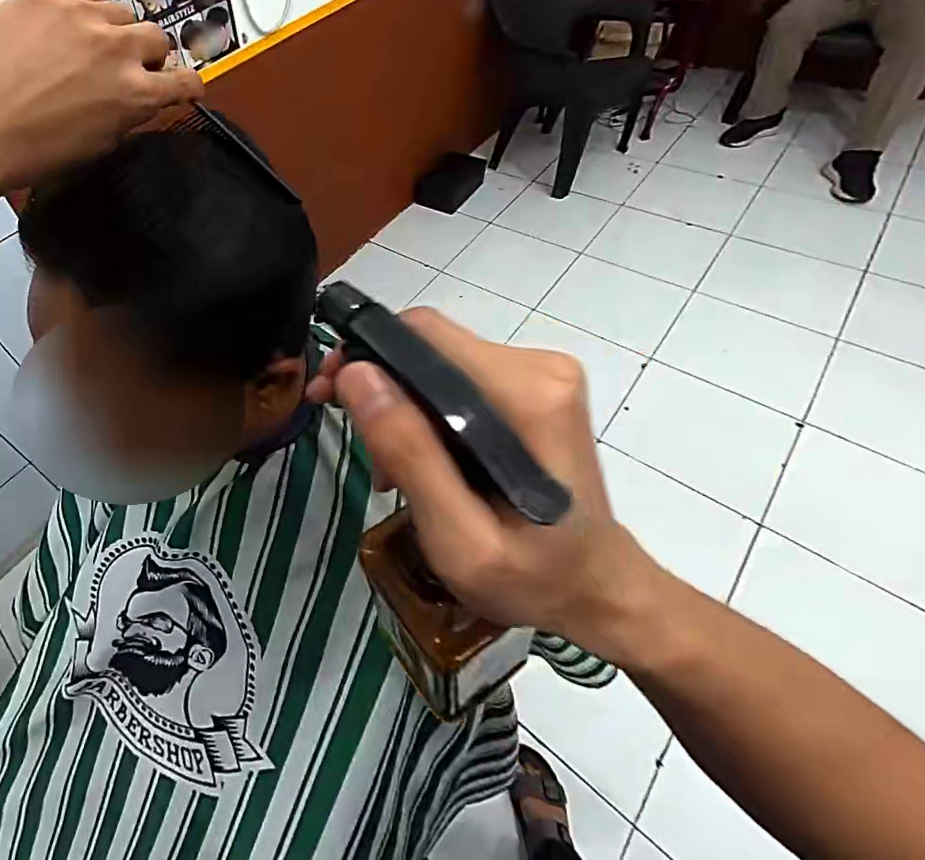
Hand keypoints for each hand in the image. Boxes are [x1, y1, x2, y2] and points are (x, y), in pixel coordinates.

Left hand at [0, 0, 201, 191]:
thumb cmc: (23, 151)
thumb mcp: (93, 147)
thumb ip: (126, 118)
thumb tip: (136, 103)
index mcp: (135, 94)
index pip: (185, 81)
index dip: (189, 86)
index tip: (186, 87)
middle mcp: (117, 49)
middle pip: (155, 38)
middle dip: (147, 56)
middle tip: (124, 69)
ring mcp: (79, 15)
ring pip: (117, 12)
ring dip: (111, 31)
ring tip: (83, 49)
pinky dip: (78, 11)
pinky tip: (57, 31)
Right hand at [306, 309, 669, 655]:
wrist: (597, 588)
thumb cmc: (533, 578)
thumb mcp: (460, 539)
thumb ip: (410, 454)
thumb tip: (358, 375)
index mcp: (527, 396)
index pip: (424, 335)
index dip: (364, 353)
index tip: (327, 392)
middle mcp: (538, 367)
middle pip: (428, 345)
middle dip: (377, 383)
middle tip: (350, 435)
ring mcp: (539, 373)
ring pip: (436, 361)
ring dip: (399, 404)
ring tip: (388, 470)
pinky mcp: (532, 387)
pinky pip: (456, 378)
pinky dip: (424, 412)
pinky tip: (419, 459)